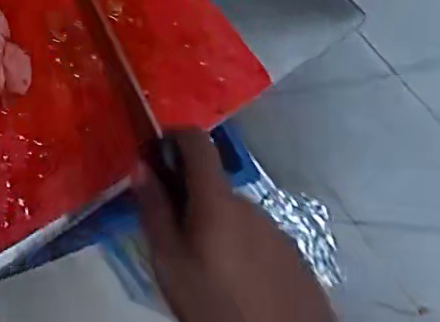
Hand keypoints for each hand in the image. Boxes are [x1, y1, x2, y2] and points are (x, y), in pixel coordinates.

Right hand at [135, 129, 336, 321]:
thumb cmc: (217, 309)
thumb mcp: (170, 263)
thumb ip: (154, 209)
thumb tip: (141, 165)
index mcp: (218, 200)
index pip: (197, 141)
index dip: (173, 135)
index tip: (154, 152)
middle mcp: (251, 206)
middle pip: (213, 185)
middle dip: (190, 197)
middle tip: (174, 234)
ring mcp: (279, 234)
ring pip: (236, 214)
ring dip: (217, 225)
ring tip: (207, 267)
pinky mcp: (299, 263)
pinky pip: (260, 240)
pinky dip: (243, 248)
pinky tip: (239, 285)